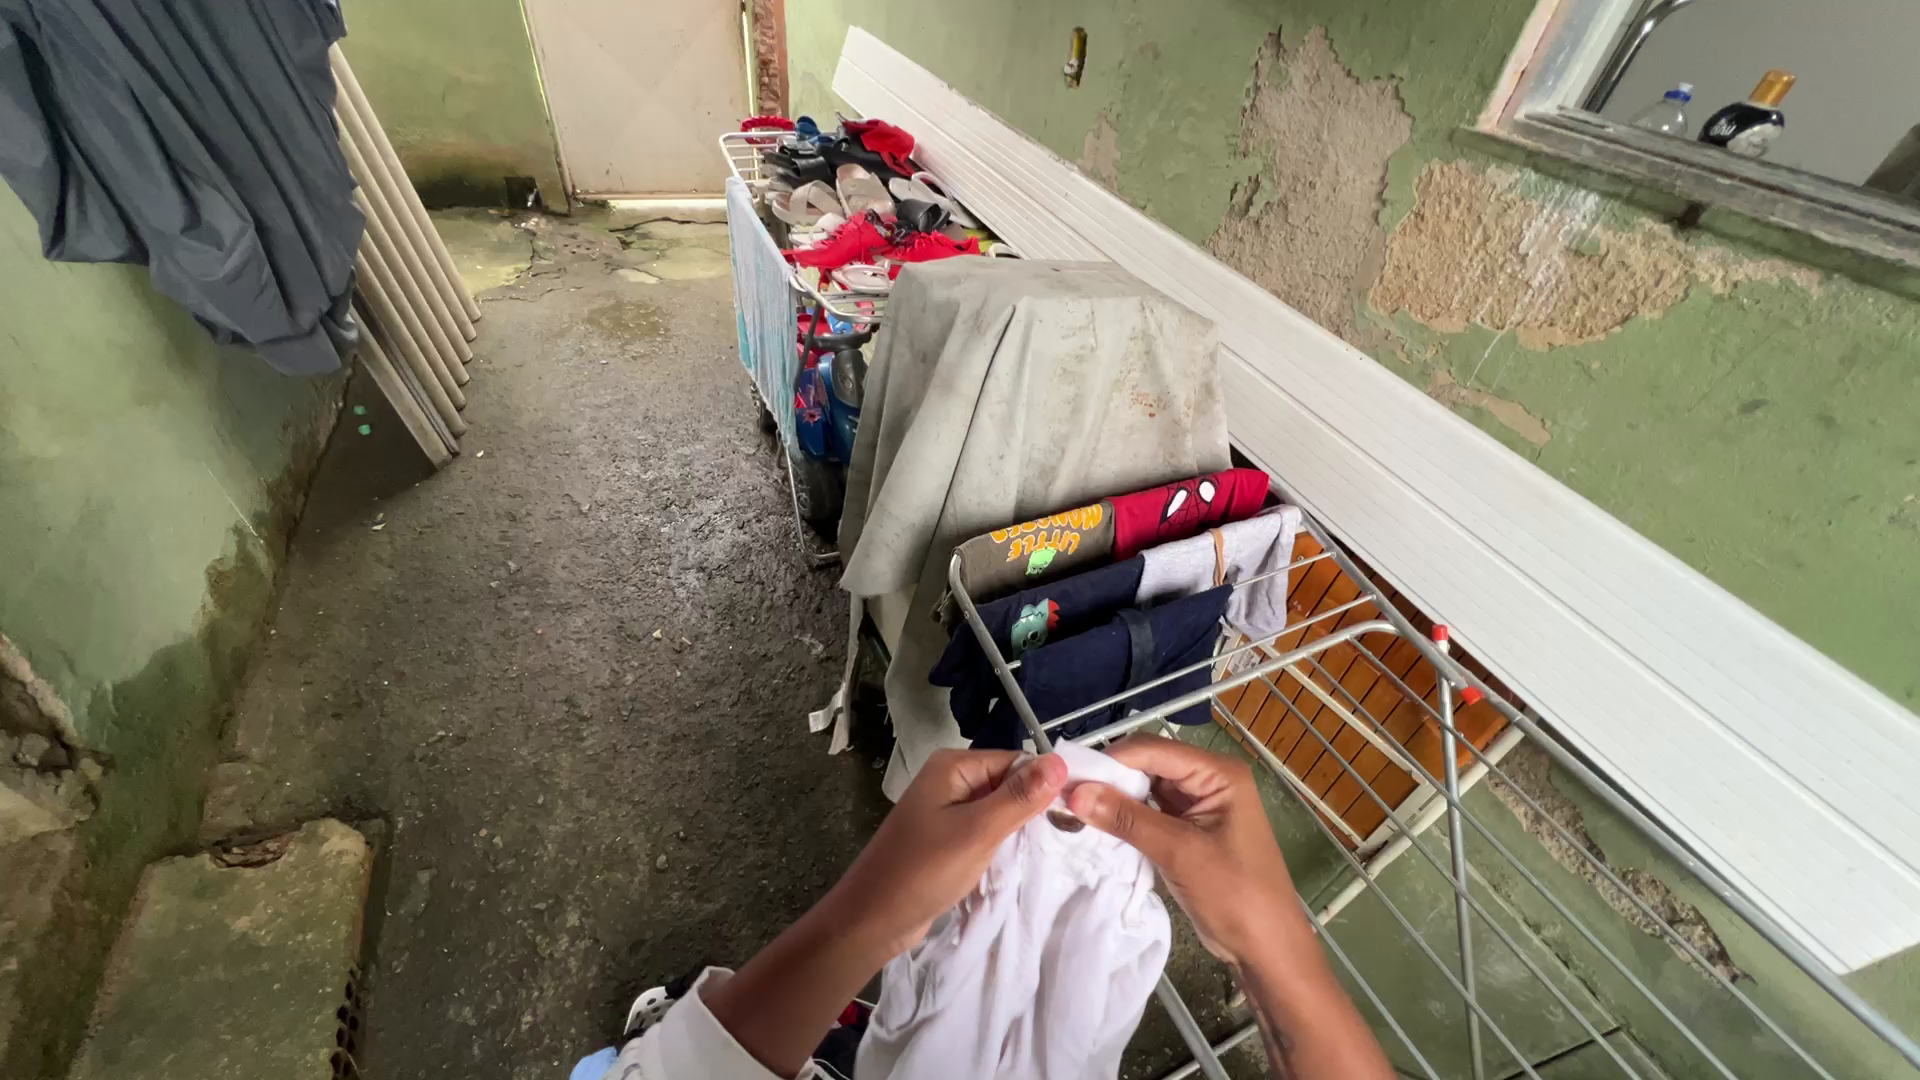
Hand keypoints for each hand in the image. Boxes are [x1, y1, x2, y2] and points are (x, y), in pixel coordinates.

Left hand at [827, 749, 1067, 958]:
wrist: (871, 920)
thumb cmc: (922, 871)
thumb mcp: (977, 832)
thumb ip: (1019, 797)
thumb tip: (1060, 761)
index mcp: (954, 765)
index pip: (1016, 761)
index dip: (1045, 784)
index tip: (1075, 813)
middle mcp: (950, 778)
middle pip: (1009, 782)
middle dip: (1032, 808)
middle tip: (1065, 835)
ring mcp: (947, 807)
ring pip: (999, 808)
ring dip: (1018, 828)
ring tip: (1045, 849)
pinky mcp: (947, 835)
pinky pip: (985, 828)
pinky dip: (1001, 842)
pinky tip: (1016, 860)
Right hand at [1068, 734, 1305, 963]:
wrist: (1269, 952)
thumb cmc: (1235, 895)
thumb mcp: (1179, 853)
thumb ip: (1126, 819)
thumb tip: (1074, 793)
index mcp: (1218, 773)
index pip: (1153, 750)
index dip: (1111, 760)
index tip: (1069, 775)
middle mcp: (1208, 780)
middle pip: (1148, 764)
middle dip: (1110, 777)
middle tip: (1067, 791)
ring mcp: (1198, 805)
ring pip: (1145, 787)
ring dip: (1114, 796)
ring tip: (1074, 805)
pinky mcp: (1188, 829)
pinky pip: (1149, 810)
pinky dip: (1125, 816)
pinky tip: (1098, 822)